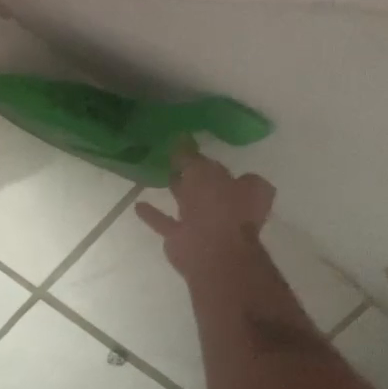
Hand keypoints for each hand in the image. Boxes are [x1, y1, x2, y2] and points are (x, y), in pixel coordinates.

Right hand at [135, 148, 274, 277]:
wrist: (210, 253)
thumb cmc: (217, 207)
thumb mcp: (202, 173)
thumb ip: (190, 157)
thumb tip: (182, 136)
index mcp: (248, 192)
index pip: (242, 177)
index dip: (226, 168)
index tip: (204, 157)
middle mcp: (232, 208)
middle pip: (215, 189)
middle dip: (199, 179)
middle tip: (178, 163)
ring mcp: (209, 225)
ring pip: (192, 205)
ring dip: (179, 194)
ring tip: (160, 178)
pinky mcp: (186, 239)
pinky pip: (168, 222)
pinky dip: (155, 215)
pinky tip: (139, 205)